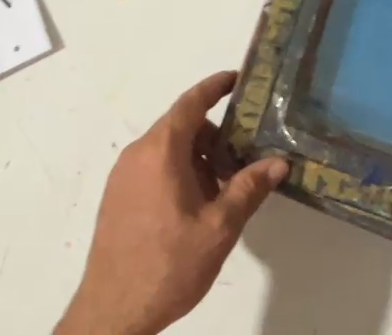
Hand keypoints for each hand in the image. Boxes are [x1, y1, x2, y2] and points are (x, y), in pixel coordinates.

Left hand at [56, 71, 287, 334]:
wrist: (113, 311)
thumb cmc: (169, 264)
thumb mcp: (219, 227)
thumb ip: (248, 188)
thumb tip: (278, 162)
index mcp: (161, 150)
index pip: (191, 103)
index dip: (214, 87)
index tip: (236, 79)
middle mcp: (138, 153)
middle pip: (180, 126)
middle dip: (213, 136)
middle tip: (242, 158)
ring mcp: (123, 174)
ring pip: (167, 148)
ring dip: (196, 157)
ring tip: (222, 190)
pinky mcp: (117, 196)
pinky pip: (152, 166)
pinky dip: (177, 171)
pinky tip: (195, 205)